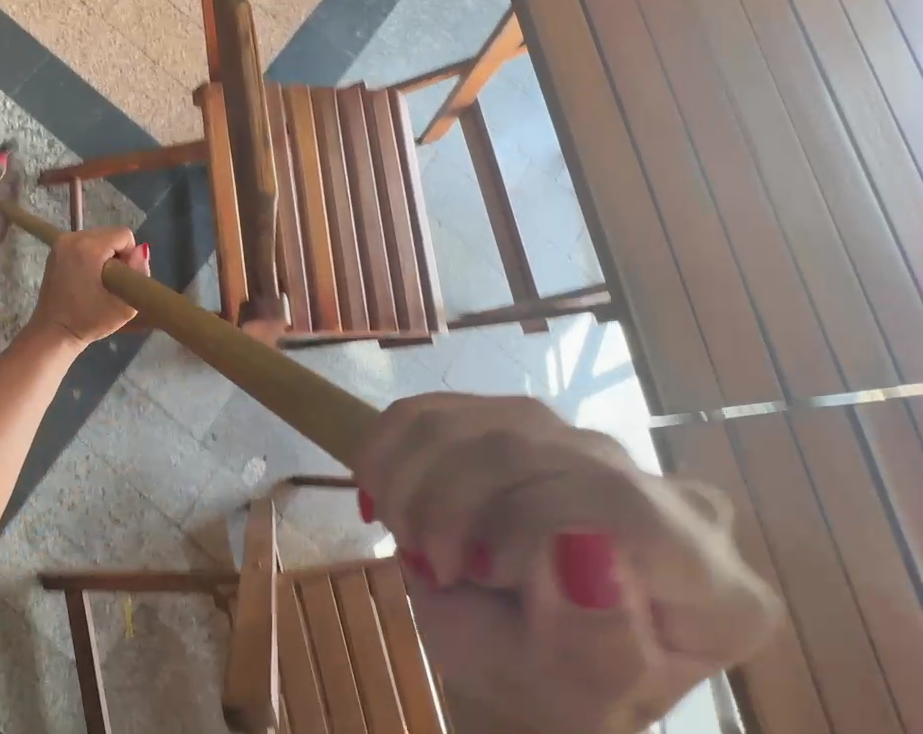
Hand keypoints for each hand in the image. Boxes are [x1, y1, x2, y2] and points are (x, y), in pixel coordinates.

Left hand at [29, 228, 147, 345]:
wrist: (54, 331)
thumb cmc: (89, 321)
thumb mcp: (124, 306)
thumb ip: (139, 273)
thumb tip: (142, 250)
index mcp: (88, 247)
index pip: (123, 235)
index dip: (130, 256)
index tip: (122, 278)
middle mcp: (72, 238)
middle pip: (109, 234)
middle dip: (116, 255)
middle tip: (110, 282)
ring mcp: (60, 243)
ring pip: (96, 238)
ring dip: (104, 256)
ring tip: (98, 282)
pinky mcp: (55, 251)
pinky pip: (82, 244)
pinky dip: (90, 256)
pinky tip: (86, 278)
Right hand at [353, 393, 779, 733]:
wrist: (506, 661)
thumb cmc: (547, 690)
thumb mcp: (571, 693)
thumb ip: (596, 638)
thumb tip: (582, 543)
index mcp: (711, 583)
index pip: (625, 506)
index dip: (528, 520)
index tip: (478, 570)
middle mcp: (661, 495)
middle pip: (533, 450)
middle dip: (451, 506)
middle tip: (434, 566)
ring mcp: (585, 448)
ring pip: (474, 420)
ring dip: (413, 482)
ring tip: (413, 539)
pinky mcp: (515, 422)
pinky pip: (433, 408)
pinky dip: (390, 452)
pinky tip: (391, 500)